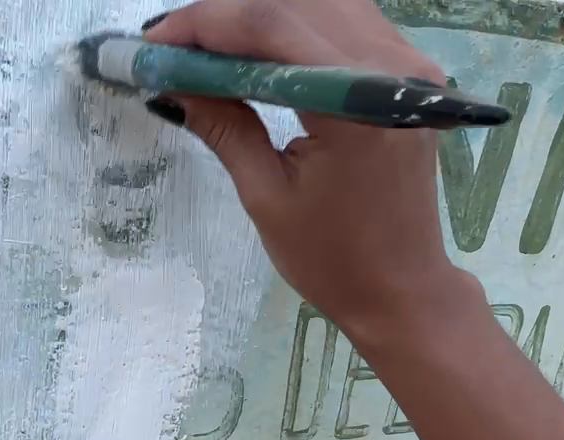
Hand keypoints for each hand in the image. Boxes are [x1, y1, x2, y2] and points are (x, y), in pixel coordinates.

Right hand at [141, 0, 473, 349]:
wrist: (398, 287)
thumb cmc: (329, 260)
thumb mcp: (265, 198)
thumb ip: (225, 129)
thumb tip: (171, 87)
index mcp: (355, 107)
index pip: (271, 29)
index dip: (205, 25)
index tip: (153, 39)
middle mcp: (392, 68)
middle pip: (295, 5)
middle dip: (224, 17)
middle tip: (170, 41)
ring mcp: (409, 64)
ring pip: (322, 5)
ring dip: (257, 17)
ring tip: (204, 44)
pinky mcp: (410, 73)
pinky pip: (346, 24)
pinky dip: (294, 27)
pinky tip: (255, 46)